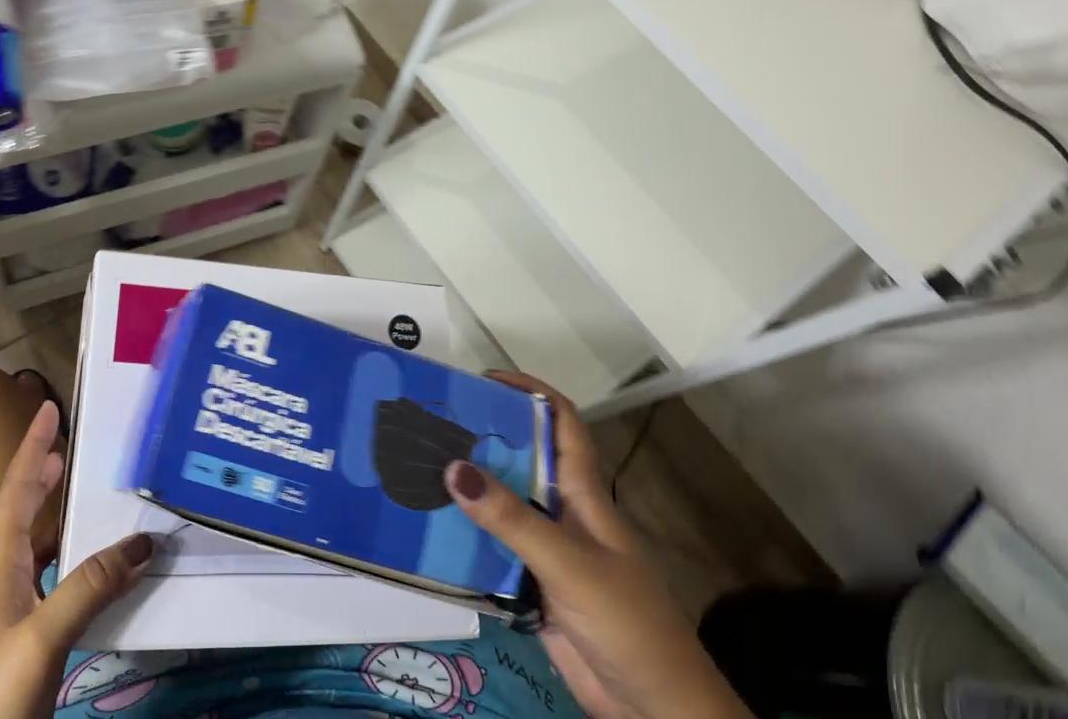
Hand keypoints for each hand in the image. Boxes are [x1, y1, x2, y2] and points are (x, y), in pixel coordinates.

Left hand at [0, 400, 156, 718]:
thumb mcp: (42, 637)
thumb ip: (88, 588)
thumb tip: (142, 542)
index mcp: (0, 569)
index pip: (15, 494)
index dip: (30, 450)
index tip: (47, 410)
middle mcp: (4, 582)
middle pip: (21, 513)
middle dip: (41, 475)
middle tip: (68, 446)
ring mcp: (14, 612)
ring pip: (40, 548)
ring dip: (60, 517)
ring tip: (89, 497)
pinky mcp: (29, 638)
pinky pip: (56, 581)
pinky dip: (77, 561)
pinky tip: (97, 568)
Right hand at [444, 374, 750, 718]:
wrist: (651, 704)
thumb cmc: (625, 620)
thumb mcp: (568, 562)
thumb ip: (512, 519)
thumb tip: (453, 467)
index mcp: (585, 495)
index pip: (563, 425)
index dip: (532, 393)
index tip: (485, 380)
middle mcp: (565, 515)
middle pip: (523, 462)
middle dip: (484, 439)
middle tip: (431, 426)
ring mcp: (549, 554)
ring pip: (503, 510)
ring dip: (468, 493)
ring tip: (416, 472)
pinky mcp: (533, 590)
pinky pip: (493, 555)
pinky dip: (465, 542)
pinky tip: (428, 537)